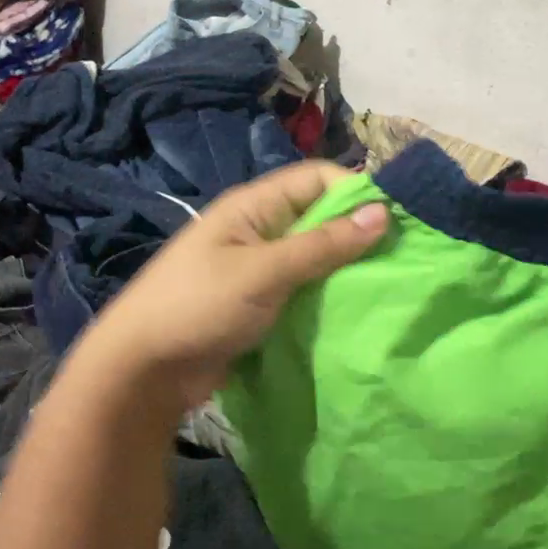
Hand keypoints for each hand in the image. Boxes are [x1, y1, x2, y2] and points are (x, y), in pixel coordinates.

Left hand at [70, 162, 389, 408]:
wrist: (143, 370)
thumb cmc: (198, 306)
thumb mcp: (263, 272)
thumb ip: (322, 245)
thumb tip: (382, 212)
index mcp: (253, 206)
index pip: (315, 179)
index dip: (355, 190)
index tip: (397, 218)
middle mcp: (259, 230)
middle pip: (319, 217)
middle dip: (357, 232)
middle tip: (403, 256)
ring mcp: (259, 269)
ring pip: (315, 257)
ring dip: (345, 268)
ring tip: (390, 284)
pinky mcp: (260, 304)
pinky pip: (303, 290)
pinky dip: (327, 296)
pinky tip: (357, 310)